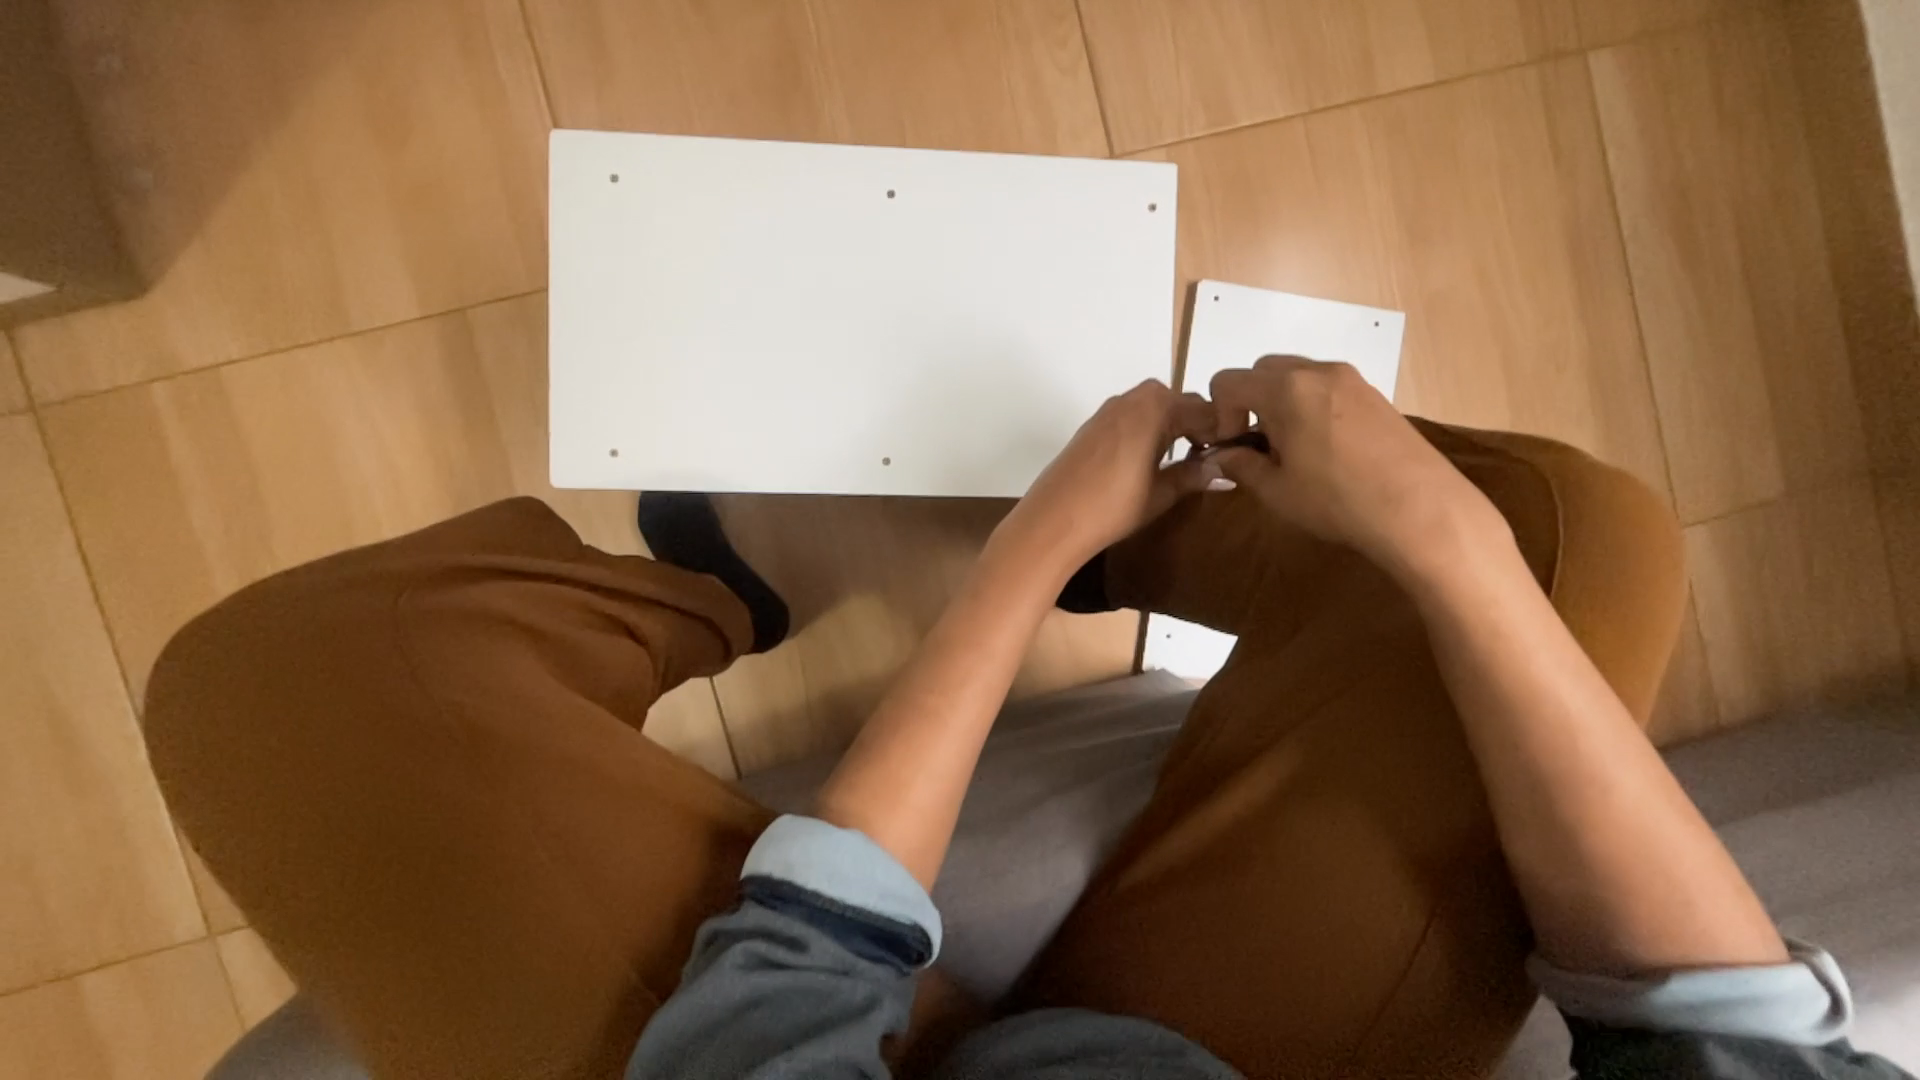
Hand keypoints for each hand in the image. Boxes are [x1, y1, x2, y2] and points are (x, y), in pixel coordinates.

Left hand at [995, 380, 1217, 577]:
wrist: (1053, 520)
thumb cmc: (1113, 507)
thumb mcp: (1161, 493)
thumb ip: (1194, 475)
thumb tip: (1226, 471)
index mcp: (1155, 408)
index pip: (1204, 410)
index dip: (1222, 431)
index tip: (1233, 454)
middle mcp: (1132, 399)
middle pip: (1178, 402)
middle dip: (1196, 424)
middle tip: (1207, 457)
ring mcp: (1107, 411)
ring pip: (1152, 407)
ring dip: (1170, 426)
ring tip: (1180, 460)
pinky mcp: (1091, 426)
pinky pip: (1130, 417)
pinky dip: (1146, 430)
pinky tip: (1147, 461)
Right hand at [1207, 357, 1507, 583]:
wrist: (1421, 509)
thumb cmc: (1337, 500)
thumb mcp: (1276, 490)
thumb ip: (1241, 465)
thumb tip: (1223, 455)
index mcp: (1286, 389)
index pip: (1228, 381)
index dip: (1219, 414)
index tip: (1233, 448)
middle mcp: (1318, 372)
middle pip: (1263, 370)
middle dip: (1249, 402)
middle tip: (1259, 445)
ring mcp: (1351, 379)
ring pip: (1297, 375)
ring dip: (1280, 402)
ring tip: (1292, 448)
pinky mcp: (1374, 394)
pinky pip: (1326, 387)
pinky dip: (1309, 405)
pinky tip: (1323, 448)